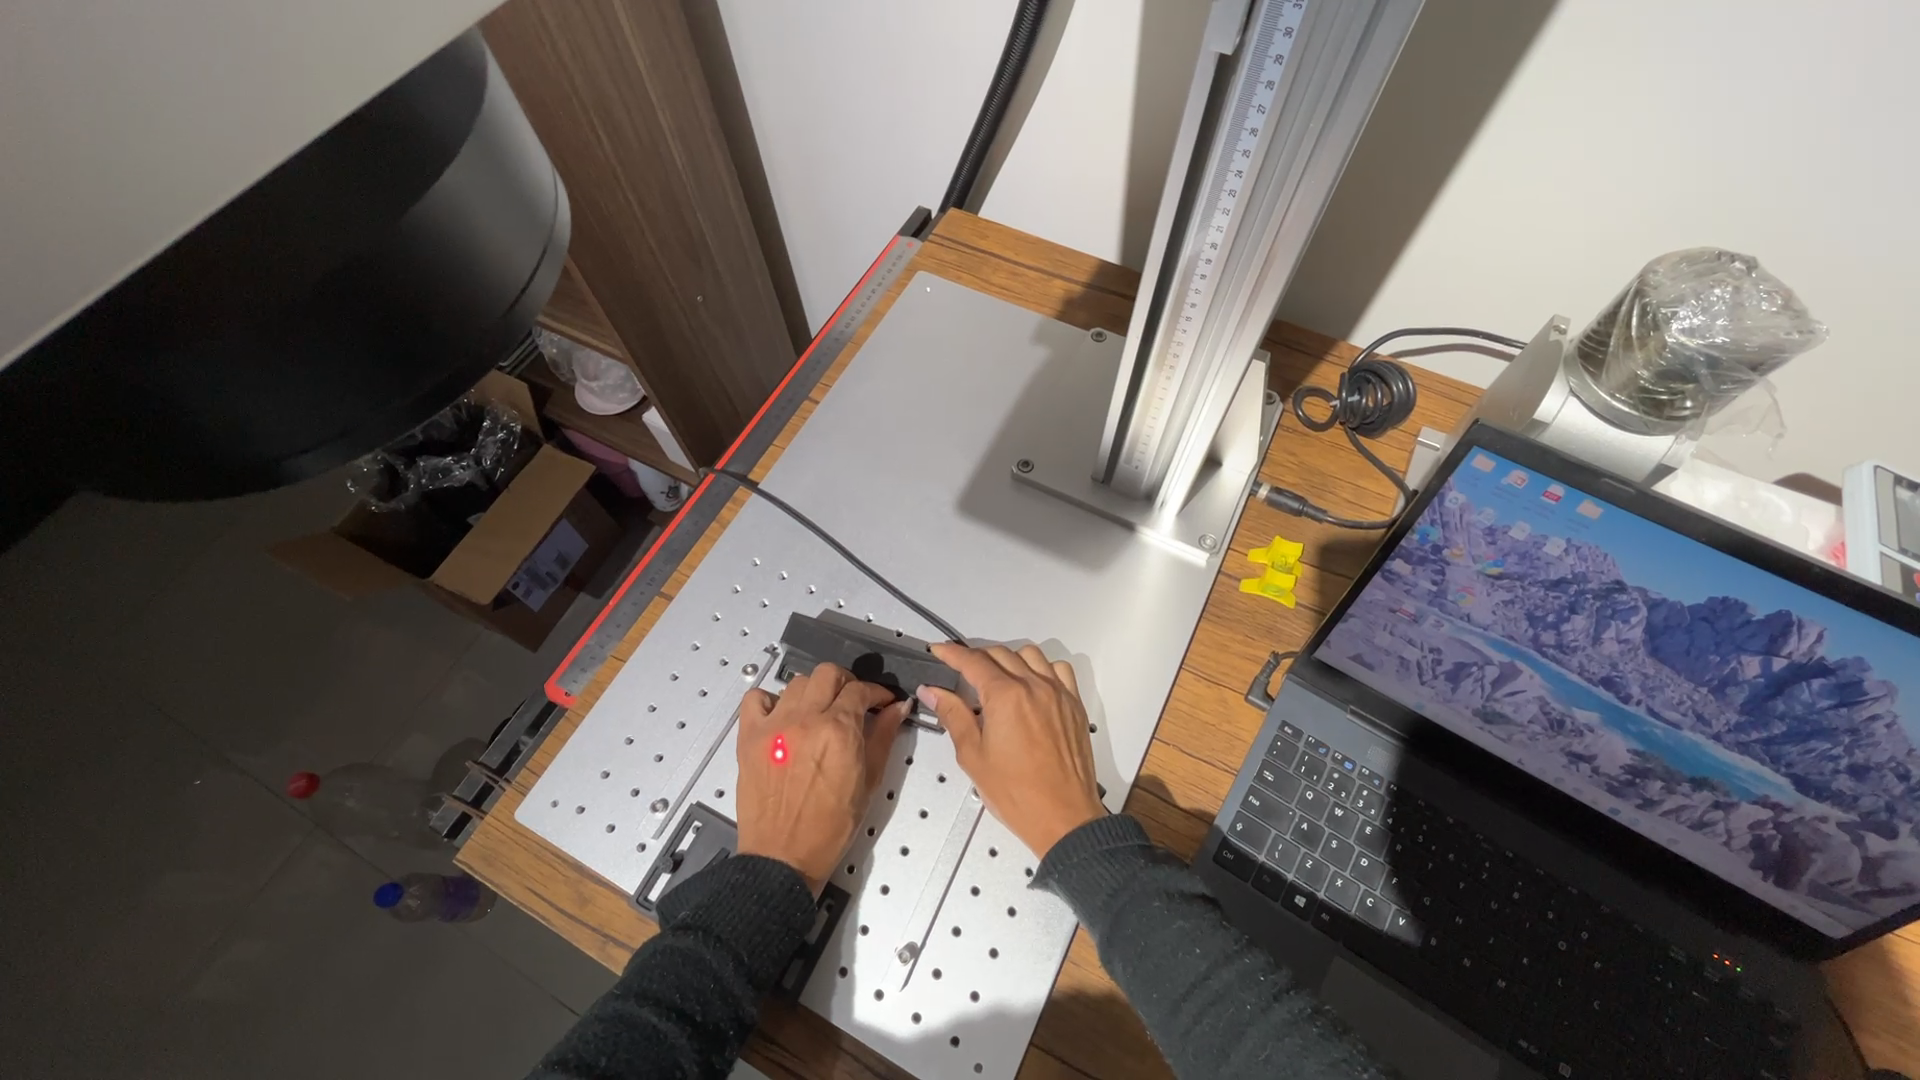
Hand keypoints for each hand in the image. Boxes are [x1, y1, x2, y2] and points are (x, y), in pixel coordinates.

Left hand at [736, 663, 910, 893]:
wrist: (784, 857)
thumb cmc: (830, 827)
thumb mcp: (869, 781)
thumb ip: (884, 737)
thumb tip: (898, 708)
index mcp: (839, 731)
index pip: (860, 689)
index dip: (875, 692)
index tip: (880, 701)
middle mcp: (806, 720)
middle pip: (828, 673)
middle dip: (846, 683)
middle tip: (852, 701)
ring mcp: (774, 726)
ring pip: (797, 683)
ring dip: (813, 692)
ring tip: (819, 712)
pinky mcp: (749, 737)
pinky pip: (756, 698)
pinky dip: (770, 700)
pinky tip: (782, 716)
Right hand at [918, 643, 1105, 858]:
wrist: (1063, 817)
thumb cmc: (1018, 793)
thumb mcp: (973, 755)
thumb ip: (953, 715)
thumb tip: (932, 692)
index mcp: (1005, 696)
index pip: (973, 661)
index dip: (952, 653)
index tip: (940, 651)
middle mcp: (1033, 686)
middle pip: (1000, 653)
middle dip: (977, 657)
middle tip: (961, 670)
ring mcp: (1058, 693)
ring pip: (1031, 654)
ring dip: (1009, 659)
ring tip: (996, 678)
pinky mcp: (1074, 705)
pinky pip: (1059, 670)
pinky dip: (1042, 668)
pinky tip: (1032, 684)